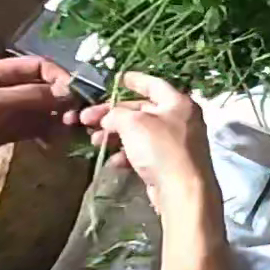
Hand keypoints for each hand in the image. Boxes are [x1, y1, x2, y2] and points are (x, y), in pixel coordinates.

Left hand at [0, 55, 76, 177]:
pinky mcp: (1, 132)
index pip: (39, 67)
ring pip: (40, 111)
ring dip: (56, 121)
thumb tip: (69, 93)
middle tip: (73, 123)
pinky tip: (52, 144)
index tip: (76, 99)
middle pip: (43, 89)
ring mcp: (1, 111)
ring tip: (63, 137)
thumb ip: (31, 96)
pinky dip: (45, 134)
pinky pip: (32, 128)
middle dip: (62, 103)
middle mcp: (1, 88)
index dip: (61, 79)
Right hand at [72, 72, 218, 216]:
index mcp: (179, 103)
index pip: (154, 84)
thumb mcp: (134, 124)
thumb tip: (110, 117)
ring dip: (116, 136)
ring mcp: (176, 142)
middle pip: (142, 110)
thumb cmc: (161, 148)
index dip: (134, 80)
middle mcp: (181, 119)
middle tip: (86, 119)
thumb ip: (117, 114)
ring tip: (95, 142)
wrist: (182, 190)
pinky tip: (113, 161)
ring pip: (140, 133)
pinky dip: (127, 154)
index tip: (116, 79)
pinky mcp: (169, 163)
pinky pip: (144, 153)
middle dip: (113, 115)